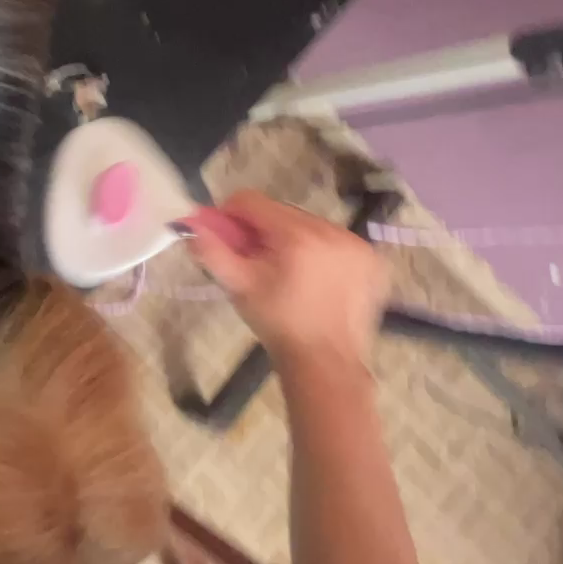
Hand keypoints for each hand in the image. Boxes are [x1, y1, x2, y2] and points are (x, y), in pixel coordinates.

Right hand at [186, 191, 387, 375]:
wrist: (325, 362)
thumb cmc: (277, 322)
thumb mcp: (237, 285)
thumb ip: (211, 249)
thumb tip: (190, 222)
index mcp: (298, 235)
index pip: (251, 201)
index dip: (230, 216)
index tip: (226, 239)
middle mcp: (332, 231)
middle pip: (279, 211)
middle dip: (260, 230)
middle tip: (253, 260)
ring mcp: (356, 245)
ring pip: (305, 224)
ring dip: (288, 238)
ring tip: (284, 271)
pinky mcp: (372, 260)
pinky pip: (331, 240)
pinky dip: (316, 250)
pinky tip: (311, 276)